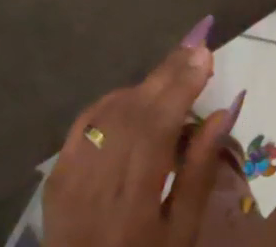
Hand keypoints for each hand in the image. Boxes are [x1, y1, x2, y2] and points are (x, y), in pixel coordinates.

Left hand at [43, 33, 237, 246]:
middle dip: (167, 75)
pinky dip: (112, 103)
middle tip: (194, 46)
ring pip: (109, 112)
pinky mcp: (55, 174)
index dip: (180, 88)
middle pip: (133, 112)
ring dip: (143, 86)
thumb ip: (199, 173)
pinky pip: (85, 123)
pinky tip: (133, 96)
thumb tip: (220, 114)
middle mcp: (95, 184)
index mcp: (132, 204)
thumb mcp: (182, 233)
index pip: (156, 128)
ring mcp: (69, 176)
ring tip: (173, 71)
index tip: (204, 56)